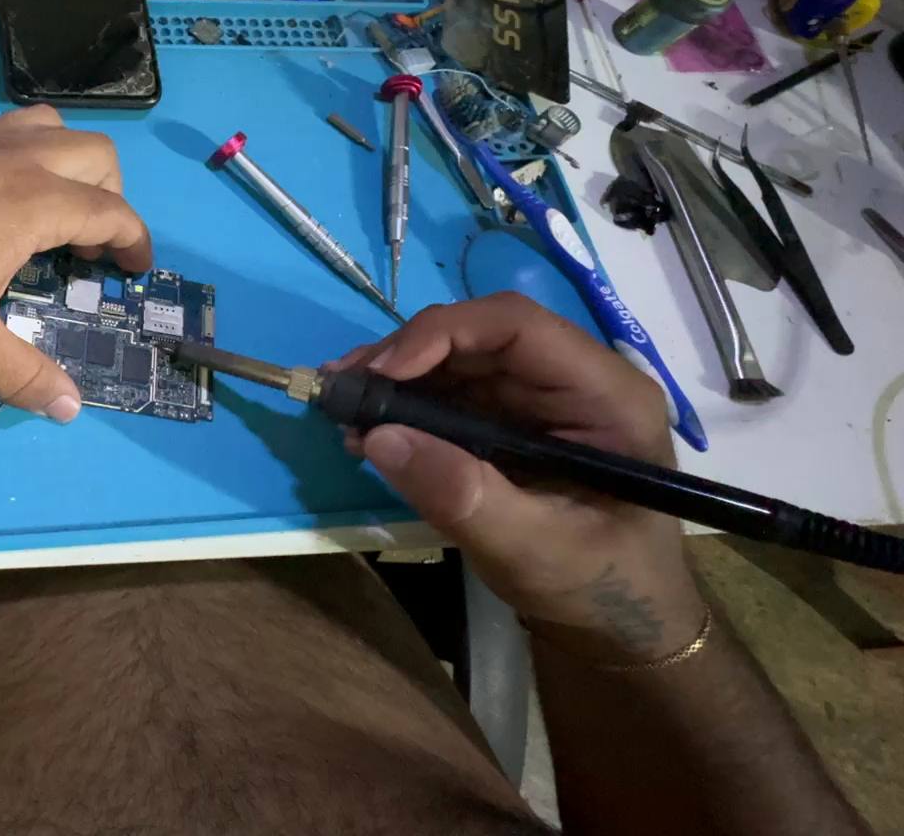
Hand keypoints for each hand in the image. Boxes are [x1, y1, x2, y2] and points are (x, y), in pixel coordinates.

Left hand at [0, 106, 151, 422]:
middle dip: (111, 197)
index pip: (111, 211)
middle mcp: (10, 158)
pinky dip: (22, 149)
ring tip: (52, 209)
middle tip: (88, 247)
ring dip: (68, 162)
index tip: (134, 268)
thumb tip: (69, 409)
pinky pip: (2, 127)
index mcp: (30, 203)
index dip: (134, 240)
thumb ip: (22, 376)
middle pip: (94, 154)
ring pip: (48, 125)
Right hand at [332, 293, 704, 662]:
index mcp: (602, 396)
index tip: (383, 374)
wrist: (608, 622)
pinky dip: (392, 400)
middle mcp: (564, 380)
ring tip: (341, 405)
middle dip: (400, 354)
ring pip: (446, 355)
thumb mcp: (531, 549)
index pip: (516, 327)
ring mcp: (527, 397)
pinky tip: (361, 425)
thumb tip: (379, 438)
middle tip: (341, 388)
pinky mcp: (495, 416)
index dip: (442, 335)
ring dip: (387, 375)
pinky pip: (436, 387)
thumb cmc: (595, 585)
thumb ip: (463, 495)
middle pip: (472, 334)